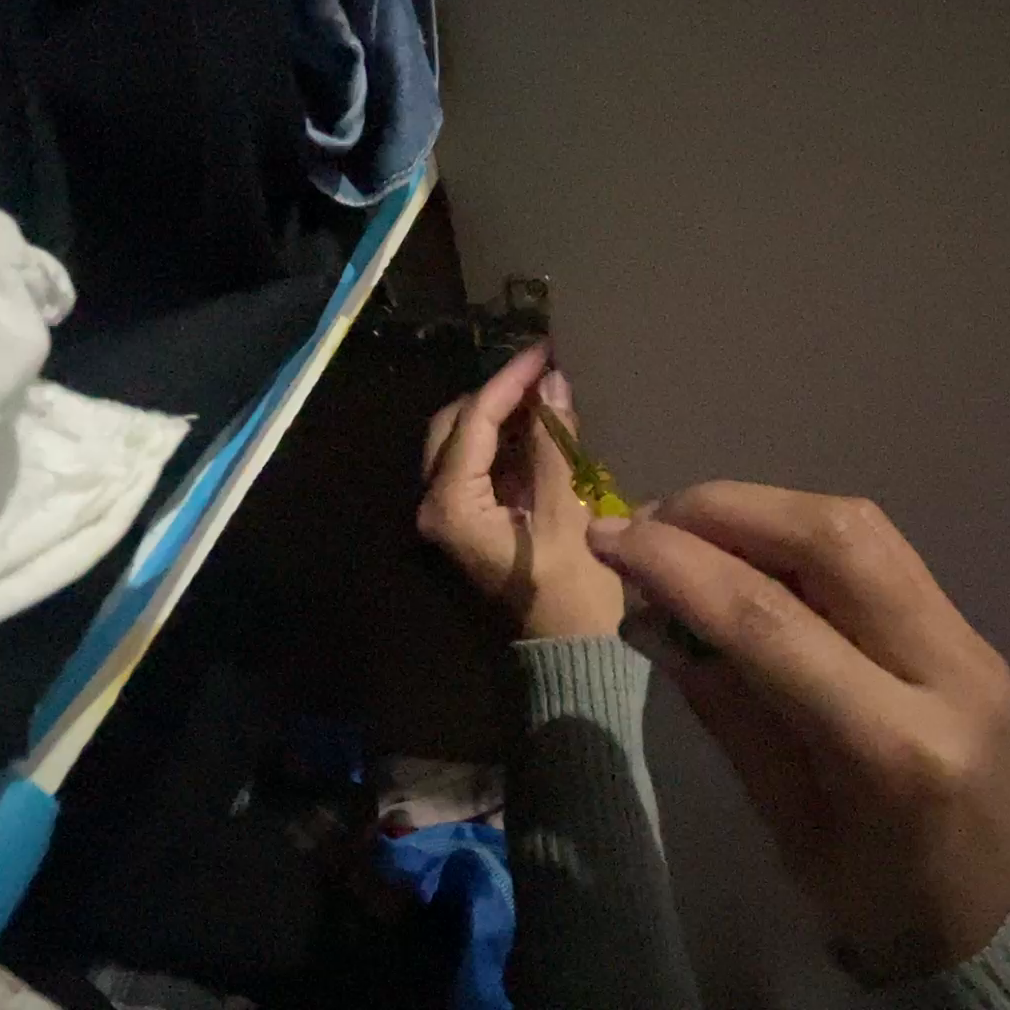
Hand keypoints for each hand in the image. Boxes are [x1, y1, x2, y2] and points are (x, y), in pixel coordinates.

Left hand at [418, 343, 624, 638]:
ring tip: (548, 392)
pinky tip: (542, 428)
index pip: (474, 424)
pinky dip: (508, 445)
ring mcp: (451, 517)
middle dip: (497, 396)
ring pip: (464, 446)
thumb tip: (555, 384)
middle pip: (455, 428)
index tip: (544, 352)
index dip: (509, 383)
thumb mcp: (566, 517)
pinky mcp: (472, 523)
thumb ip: (556, 447)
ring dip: (503, 418)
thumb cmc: (572, 596)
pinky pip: (480, 469)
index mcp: (452, 507)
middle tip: (543, 373)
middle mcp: (437, 508)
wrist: (570, 656)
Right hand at [587, 482, 1009, 982]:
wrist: (999, 914)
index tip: (608, 539)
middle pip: (830, 539)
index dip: (678, 566)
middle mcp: (948, 670)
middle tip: (645, 522)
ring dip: (754, 508)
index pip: (771, 622)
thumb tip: (651, 616)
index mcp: (898, 748)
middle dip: (721, 511)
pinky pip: (868, 544)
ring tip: (682, 528)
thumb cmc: (877, 897)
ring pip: (855, 524)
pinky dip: (788, 527)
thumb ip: (722, 706)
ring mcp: (966, 635)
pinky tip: (742, 546)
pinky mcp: (960, 620)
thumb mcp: (782, 822)